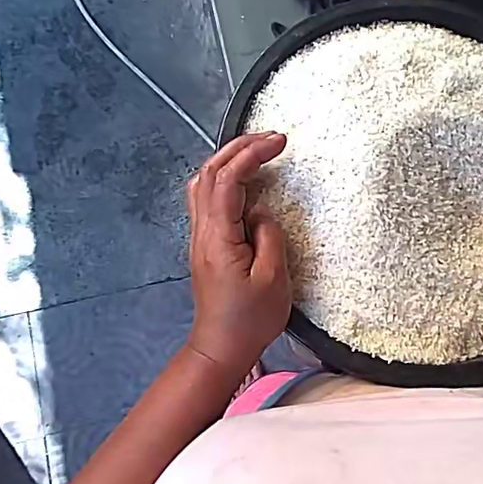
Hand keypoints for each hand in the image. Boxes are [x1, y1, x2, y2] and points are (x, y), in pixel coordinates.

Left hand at [184, 132, 291, 374]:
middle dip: (239, 147)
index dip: (252, 154)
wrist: (221, 347)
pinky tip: (247, 179)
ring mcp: (201, 237)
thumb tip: (261, 211)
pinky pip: (210, 199)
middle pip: (210, 174)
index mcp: (219, 237)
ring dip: (229, 159)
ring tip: (259, 149)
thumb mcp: (273, 278)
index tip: (281, 142)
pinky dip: (227, 178)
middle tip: (272, 137)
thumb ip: (268, 235)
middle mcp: (203, 231)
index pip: (229, 181)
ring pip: (205, 183)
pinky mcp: (208, 244)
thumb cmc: (250, 317)